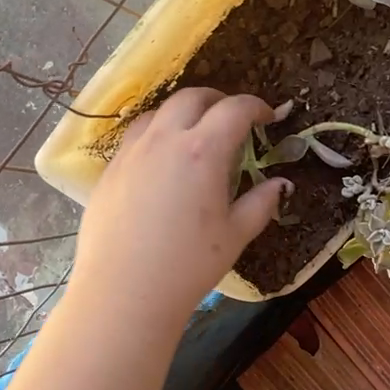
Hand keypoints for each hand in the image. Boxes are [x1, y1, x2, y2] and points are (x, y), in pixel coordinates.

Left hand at [71, 88, 288, 321]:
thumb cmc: (189, 265)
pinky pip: (135, 137)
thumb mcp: (236, 235)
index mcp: (202, 151)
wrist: (125, 292)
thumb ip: (261, 202)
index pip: (234, 110)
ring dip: (182, 113)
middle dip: (217, 101)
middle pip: (191, 98)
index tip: (267, 117)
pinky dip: (156, 135)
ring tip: (194, 134)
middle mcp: (164, 140)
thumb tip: (280, 184)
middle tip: (232, 119)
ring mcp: (131, 153)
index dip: (256, 107)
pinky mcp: (109, 170)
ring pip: (158, 112)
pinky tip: (162, 162)